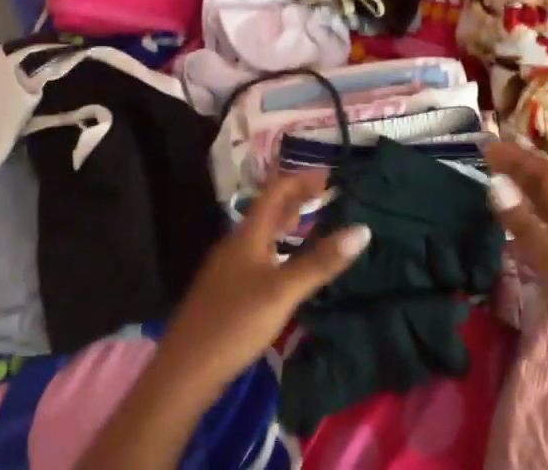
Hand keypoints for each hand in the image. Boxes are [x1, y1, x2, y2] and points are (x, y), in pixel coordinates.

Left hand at [162, 170, 370, 387]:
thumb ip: (320, 261)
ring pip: (262, 234)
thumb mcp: (282, 291)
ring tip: (315, 223)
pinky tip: (289, 266)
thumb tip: (363, 228)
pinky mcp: (226, 292)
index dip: (303, 179)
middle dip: (298, 198)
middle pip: (268, 210)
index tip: (332, 174)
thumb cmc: (234, 323)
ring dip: (288, 223)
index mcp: (247, 236)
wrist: (183, 372)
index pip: (276, 191)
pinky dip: (279, 247)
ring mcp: (228, 269)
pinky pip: (258, 255)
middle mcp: (235, 245)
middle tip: (330, 195)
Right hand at [486, 142, 547, 376]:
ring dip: (522, 191)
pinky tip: (511, 226)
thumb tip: (497, 186)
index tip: (489, 145)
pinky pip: (543, 231)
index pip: (545, 174)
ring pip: (545, 208)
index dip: (518, 157)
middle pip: (546, 187)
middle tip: (488, 156)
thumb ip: (524, 224)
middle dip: (519, 169)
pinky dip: (525, 220)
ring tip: (496, 182)